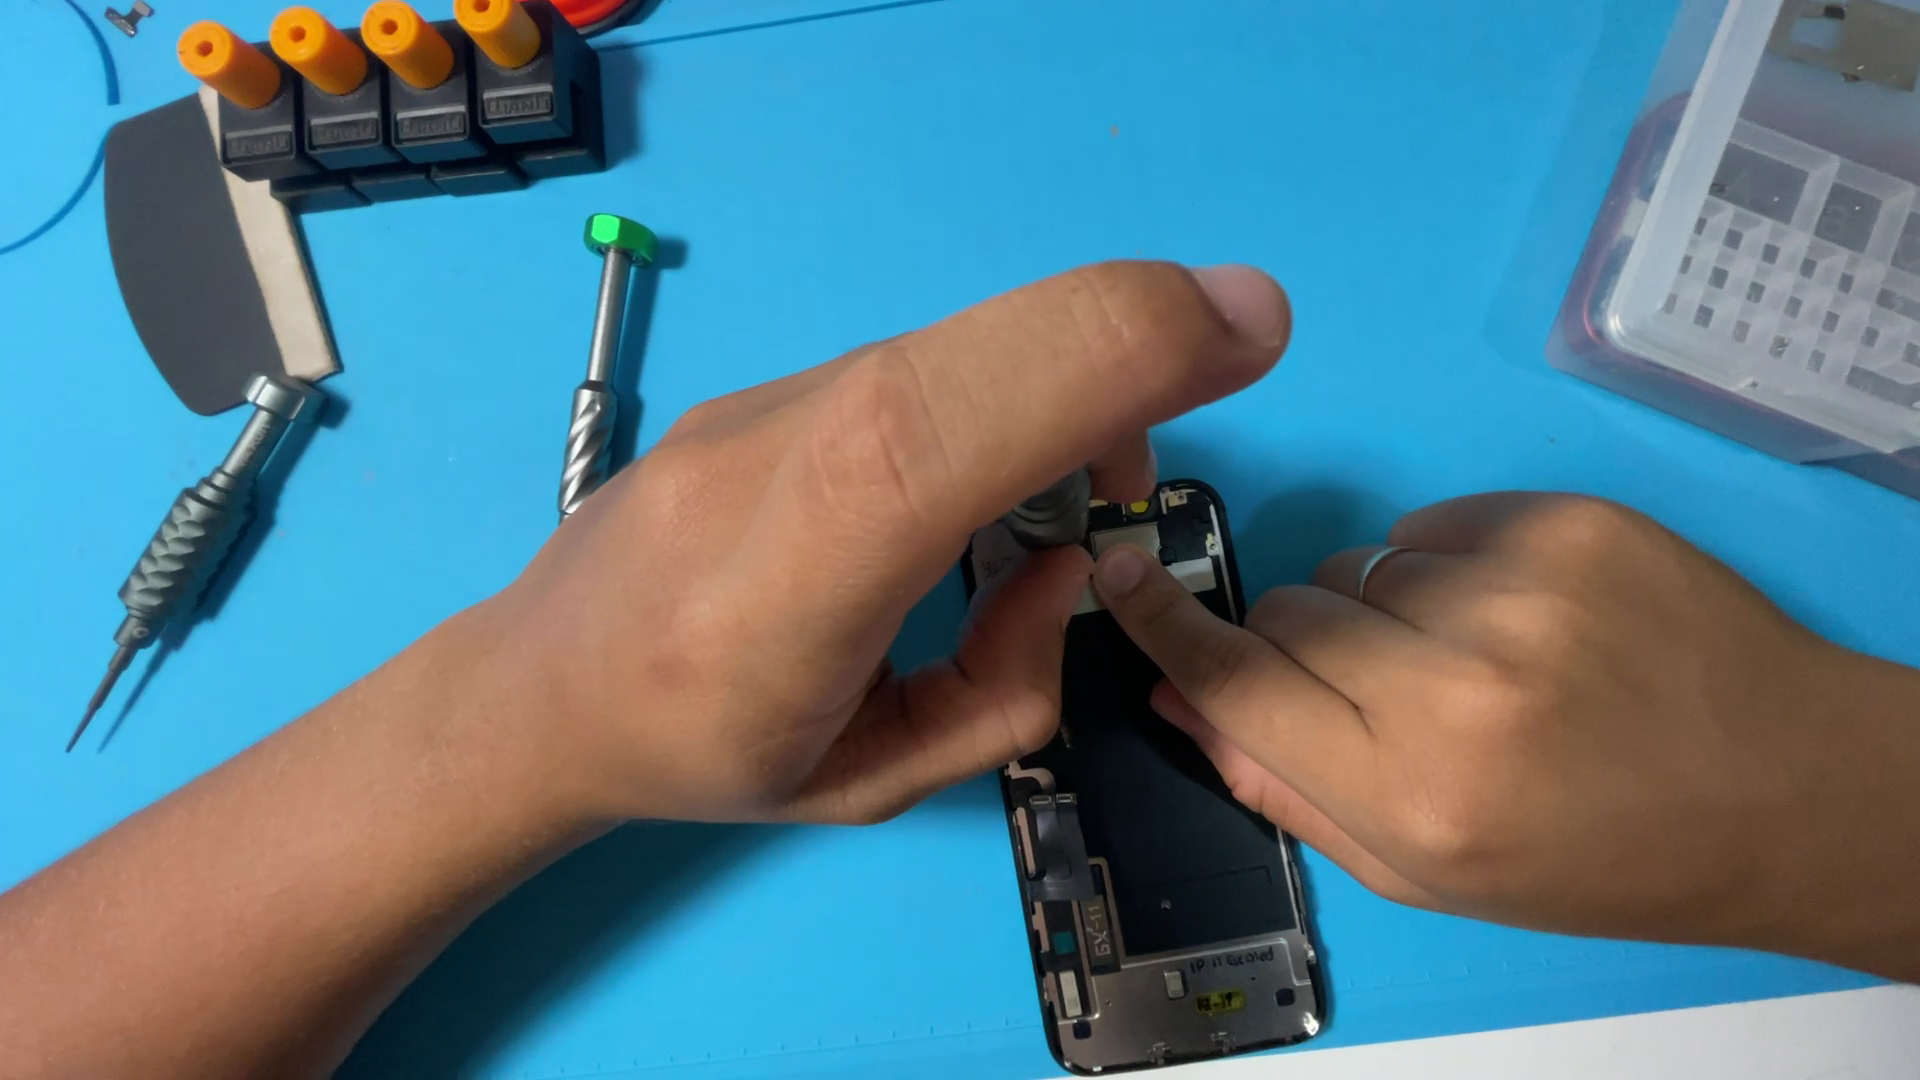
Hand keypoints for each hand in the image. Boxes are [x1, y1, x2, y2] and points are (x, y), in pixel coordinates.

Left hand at [464, 261, 1289, 825]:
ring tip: (1070, 482)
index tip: (1244, 325)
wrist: (537, 683)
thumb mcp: (870, 782)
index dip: (1098, 355)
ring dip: (1060, 379)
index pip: (930, 436)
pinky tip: (991, 464)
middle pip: (951, 362)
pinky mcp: (765, 389)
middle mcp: (760, 468)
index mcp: (779, 597)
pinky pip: (917, 369)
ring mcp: (753, 410)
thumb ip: (1004, 688)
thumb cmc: (707, 755)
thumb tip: (1070, 557)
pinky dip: (1001, 389)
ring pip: (947, 354)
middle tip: (1195, 391)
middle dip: (1118, 341)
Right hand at [1095, 493, 1919, 975]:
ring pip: (1349, 564)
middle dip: (1297, 641)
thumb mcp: (1410, 862)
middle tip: (1372, 684)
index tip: (1116, 573)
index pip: (1236, 682)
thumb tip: (1172, 694)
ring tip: (1462, 656)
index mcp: (1411, 787)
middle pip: (1285, 610)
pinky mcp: (1561, 523)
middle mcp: (1456, 685)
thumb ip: (1274, 780)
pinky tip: (1512, 614)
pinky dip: (1438, 568)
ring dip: (1372, 608)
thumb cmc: (1580, 852)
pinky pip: (1422, 528)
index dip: (1165, 626)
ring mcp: (1517, 589)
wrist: (1793, 795)